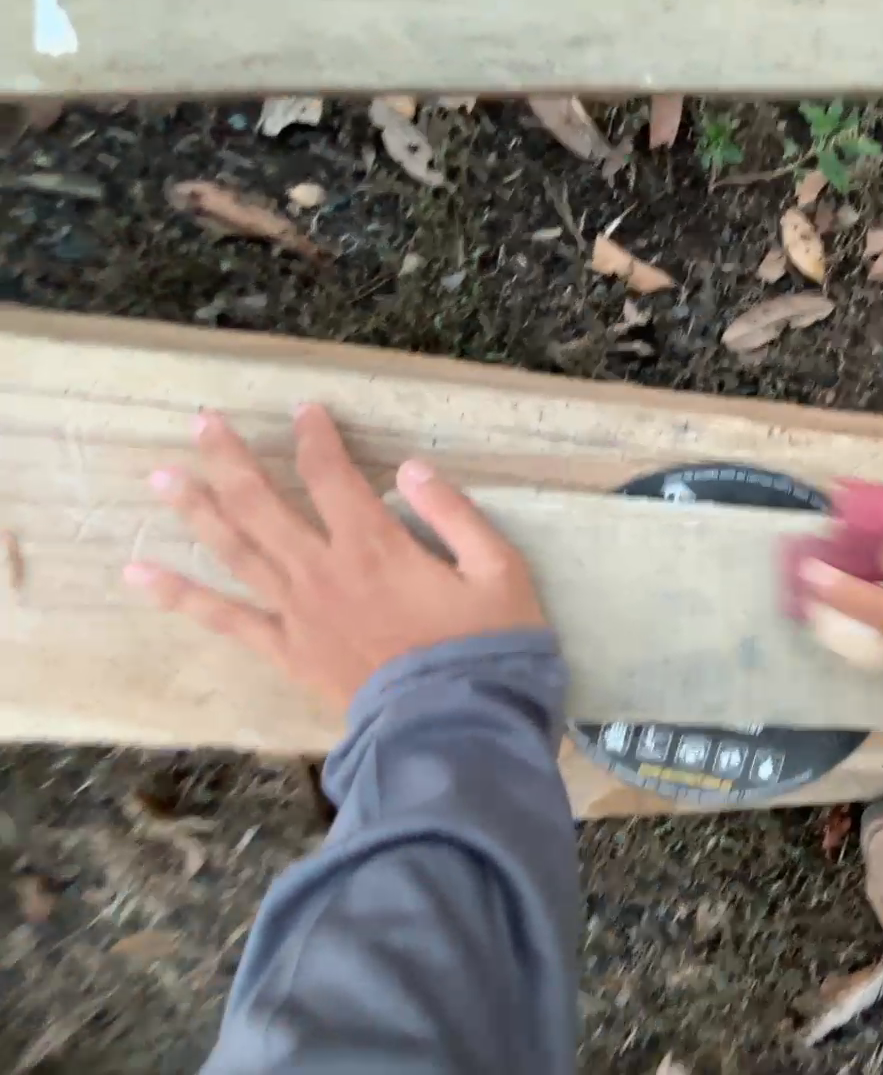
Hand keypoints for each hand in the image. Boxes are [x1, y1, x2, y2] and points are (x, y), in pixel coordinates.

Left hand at [124, 405, 545, 711]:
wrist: (459, 713)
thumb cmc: (489, 639)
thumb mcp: (500, 569)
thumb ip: (456, 515)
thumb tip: (411, 470)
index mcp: (377, 547)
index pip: (332, 478)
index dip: (316, 439)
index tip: (306, 411)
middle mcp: (323, 571)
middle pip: (262, 506)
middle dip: (231, 461)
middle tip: (203, 425)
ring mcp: (298, 611)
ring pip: (235, 552)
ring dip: (196, 511)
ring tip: (163, 478)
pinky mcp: (290, 649)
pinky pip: (227, 619)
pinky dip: (181, 597)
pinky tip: (140, 574)